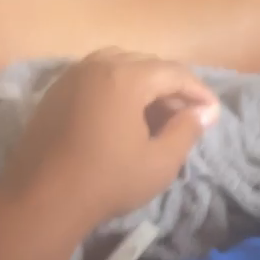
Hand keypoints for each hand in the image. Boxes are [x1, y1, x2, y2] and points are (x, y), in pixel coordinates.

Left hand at [0, 49, 218, 227]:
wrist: (46, 196)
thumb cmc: (111, 180)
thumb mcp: (161, 162)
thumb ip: (187, 131)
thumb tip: (204, 112)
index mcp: (126, 78)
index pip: (173, 72)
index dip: (198, 91)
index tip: (213, 112)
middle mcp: (98, 65)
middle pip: (146, 63)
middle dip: (173, 86)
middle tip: (190, 114)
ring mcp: (73, 75)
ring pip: (120, 66)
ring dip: (146, 85)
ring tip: (160, 114)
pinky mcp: (57, 91)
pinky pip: (98, 77)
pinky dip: (121, 89)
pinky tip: (128, 116)